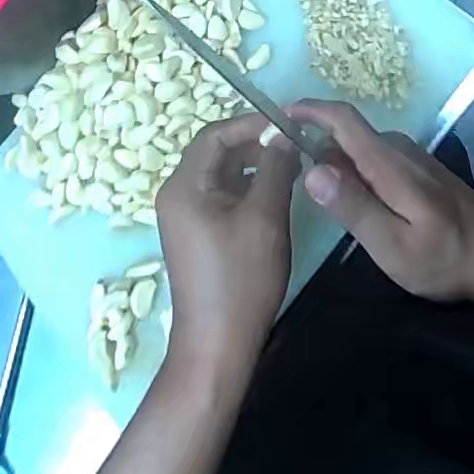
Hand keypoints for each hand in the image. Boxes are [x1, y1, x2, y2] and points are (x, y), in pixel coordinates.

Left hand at [155, 113, 299, 378]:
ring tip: (293, 168)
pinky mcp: (197, 232)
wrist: (217, 348)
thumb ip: (275, 168)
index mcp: (184, 185)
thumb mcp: (264, 217)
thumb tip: (284, 134)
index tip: (288, 126)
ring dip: (255, 166)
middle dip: (255, 145)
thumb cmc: (240, 279)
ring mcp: (185, 215)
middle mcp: (177, 194)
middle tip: (295, 146)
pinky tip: (276, 193)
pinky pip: (222, 195)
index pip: (215, 135)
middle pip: (216, 152)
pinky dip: (248, 188)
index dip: (252, 125)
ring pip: (222, 174)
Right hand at [289, 99, 473, 300]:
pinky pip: (373, 160)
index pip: (342, 118)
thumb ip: (353, 206)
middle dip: (313, 146)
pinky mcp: (415, 170)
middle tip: (288, 178)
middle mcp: (396, 149)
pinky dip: (352, 172)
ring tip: (318, 200)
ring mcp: (408, 158)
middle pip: (345, 135)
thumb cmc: (445, 257)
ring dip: (333, 164)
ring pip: (358, 150)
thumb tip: (311, 169)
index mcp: (387, 161)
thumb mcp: (393, 244)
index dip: (309, 110)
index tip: (278, 116)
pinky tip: (353, 205)